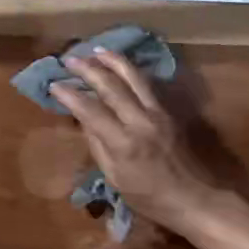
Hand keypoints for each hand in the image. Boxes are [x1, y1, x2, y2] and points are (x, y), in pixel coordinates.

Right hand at [48, 48, 223, 231]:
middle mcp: (141, 122)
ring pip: (134, 78)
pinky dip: (131, 71)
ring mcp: (158, 113)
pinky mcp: (170, 112)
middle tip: (68, 59)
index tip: (53, 85)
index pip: (91, 110)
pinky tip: (120, 64)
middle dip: (88, 70)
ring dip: (113, 61)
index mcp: (123, 143)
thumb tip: (84, 119)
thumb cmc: (148, 196)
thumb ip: (98, 145)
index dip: (70, 95)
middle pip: (111, 87)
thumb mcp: (114, 177)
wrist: (194, 198)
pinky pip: (147, 84)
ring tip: (96, 50)